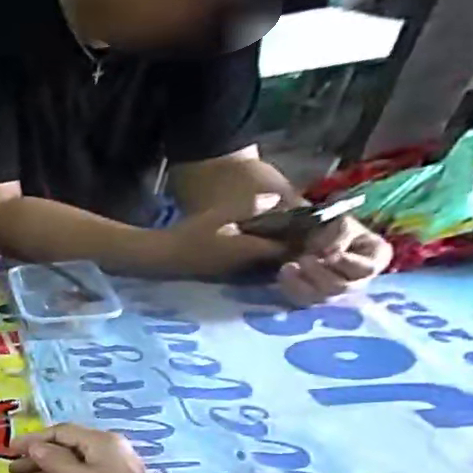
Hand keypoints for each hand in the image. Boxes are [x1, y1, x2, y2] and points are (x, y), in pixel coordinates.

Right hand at [7, 424, 197, 472]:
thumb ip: (54, 459)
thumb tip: (35, 446)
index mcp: (103, 441)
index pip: (61, 431)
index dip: (32, 439)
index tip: (8, 451)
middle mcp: (113, 448)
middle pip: (69, 444)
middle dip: (39, 454)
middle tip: (13, 469)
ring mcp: (118, 467)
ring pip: (76, 460)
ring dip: (49, 467)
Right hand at [150, 194, 289, 277]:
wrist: (160, 256)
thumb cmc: (188, 234)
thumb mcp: (218, 214)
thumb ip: (248, 207)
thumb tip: (275, 198)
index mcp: (246, 250)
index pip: (283, 248)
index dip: (300, 239)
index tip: (312, 227)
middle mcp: (244, 266)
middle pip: (277, 260)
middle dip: (290, 248)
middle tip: (301, 232)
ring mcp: (232, 273)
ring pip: (265, 266)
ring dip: (275, 255)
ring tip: (283, 239)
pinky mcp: (223, 274)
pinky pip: (251, 268)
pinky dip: (260, 259)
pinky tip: (259, 247)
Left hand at [277, 215, 392, 305]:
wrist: (313, 241)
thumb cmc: (335, 231)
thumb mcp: (344, 224)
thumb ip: (341, 235)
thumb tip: (329, 253)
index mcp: (376, 259)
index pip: (366, 269)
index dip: (347, 264)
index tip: (330, 255)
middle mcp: (358, 281)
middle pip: (340, 287)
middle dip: (319, 273)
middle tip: (304, 258)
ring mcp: (336, 293)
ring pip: (320, 297)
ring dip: (301, 283)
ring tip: (288, 266)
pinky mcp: (315, 299)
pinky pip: (302, 301)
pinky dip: (290, 288)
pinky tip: (283, 274)